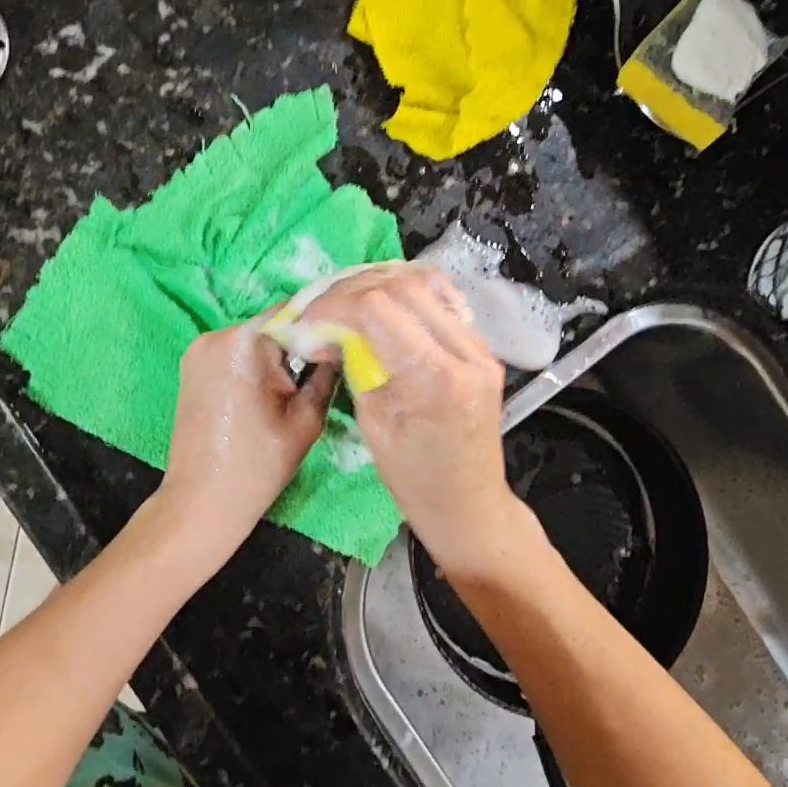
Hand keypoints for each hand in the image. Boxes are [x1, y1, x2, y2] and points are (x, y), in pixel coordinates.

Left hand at [149, 315, 336, 568]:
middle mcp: (215, 335)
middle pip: (272, 325)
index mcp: (243, 343)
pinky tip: (265, 396)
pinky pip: (234, 353)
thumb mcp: (306, 420)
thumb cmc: (257, 466)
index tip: (343, 345)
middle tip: (318, 376)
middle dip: (297, 345)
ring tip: (291, 392)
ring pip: (254, 340)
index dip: (322, 327)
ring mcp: (198, 349)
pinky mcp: (191, 366)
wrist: (201, 501)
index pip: (294, 313)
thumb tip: (342, 346)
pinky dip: (253, 366)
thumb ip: (325, 374)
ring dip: (274, 357)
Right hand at [292, 266, 539, 574]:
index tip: (306, 321)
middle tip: (319, 310)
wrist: (468, 503)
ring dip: (377, 284)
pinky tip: (381, 304)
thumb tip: (327, 330)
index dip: (332, 307)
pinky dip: (405, 293)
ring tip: (345, 302)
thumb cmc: (414, 479)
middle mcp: (466, 353)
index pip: (376, 310)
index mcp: (435, 379)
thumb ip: (356, 365)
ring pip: (424, 282)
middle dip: (350, 291)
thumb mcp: (372, 423)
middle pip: (401, 286)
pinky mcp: (481, 347)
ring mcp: (480, 347)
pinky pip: (441, 299)